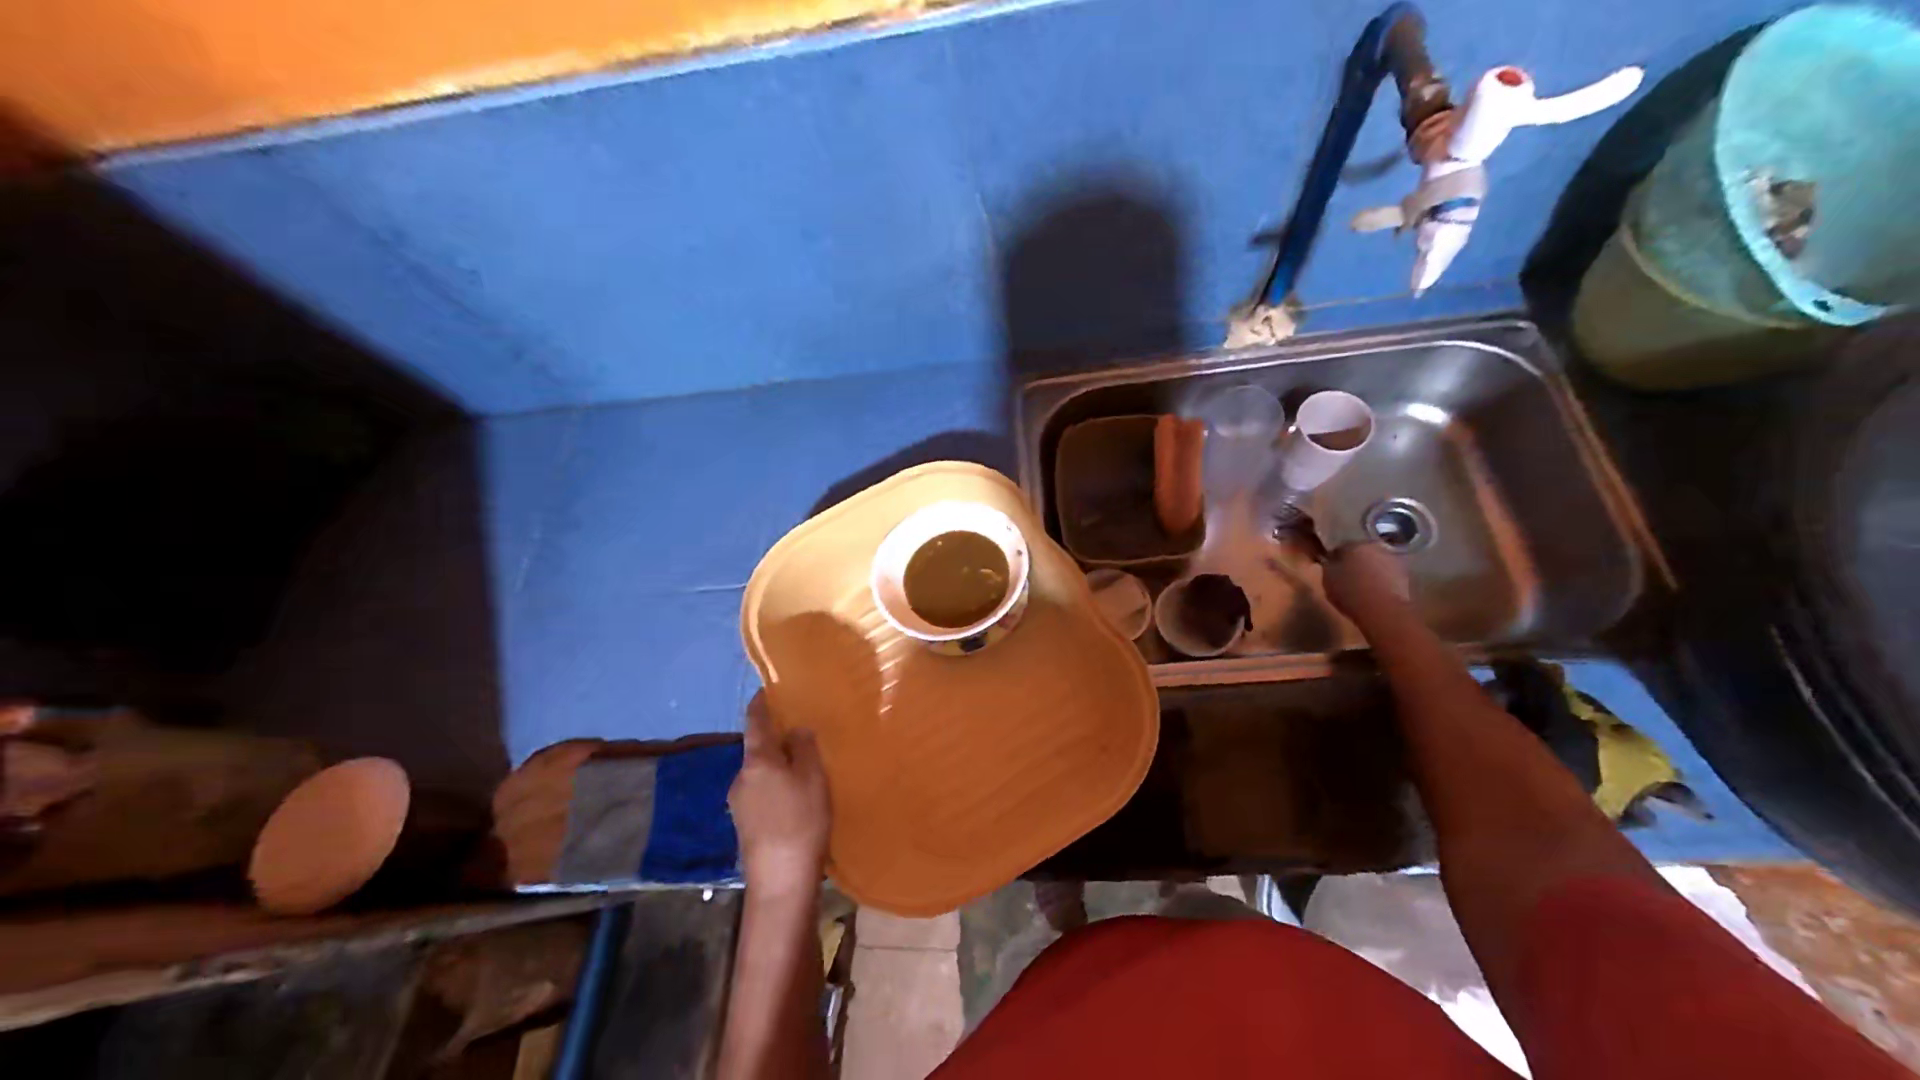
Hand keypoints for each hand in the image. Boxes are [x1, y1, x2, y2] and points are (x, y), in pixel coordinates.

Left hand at [730, 692, 830, 896]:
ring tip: (805, 770)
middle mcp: (741, 777)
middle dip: (777, 740)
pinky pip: (761, 794)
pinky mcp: (745, 825)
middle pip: (758, 748)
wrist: (780, 881)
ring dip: (778, 767)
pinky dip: (776, 788)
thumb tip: (795, 730)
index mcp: (756, 760)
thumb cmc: (801, 821)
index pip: (755, 720)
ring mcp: (739, 803)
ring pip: (760, 773)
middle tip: (804, 734)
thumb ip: (804, 748)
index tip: (770, 689)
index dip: (761, 702)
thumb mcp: (813, 777)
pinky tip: (795, 800)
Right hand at [1321, 542, 1411, 623]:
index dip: (1335, 558)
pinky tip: (1376, 591)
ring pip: (1377, 562)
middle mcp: (1375, 546)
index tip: (1332, 569)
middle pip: (1362, 552)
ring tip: (1363, 585)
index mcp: (1353, 544)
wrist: (1383, 609)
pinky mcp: (1406, 575)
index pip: (1341, 548)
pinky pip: (1388, 574)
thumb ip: (1329, 566)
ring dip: (1371, 570)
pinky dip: (1382, 580)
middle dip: (1356, 561)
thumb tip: (1331, 561)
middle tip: (1348, 576)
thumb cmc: (1350, 592)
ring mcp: (1393, 559)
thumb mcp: (1328, 579)